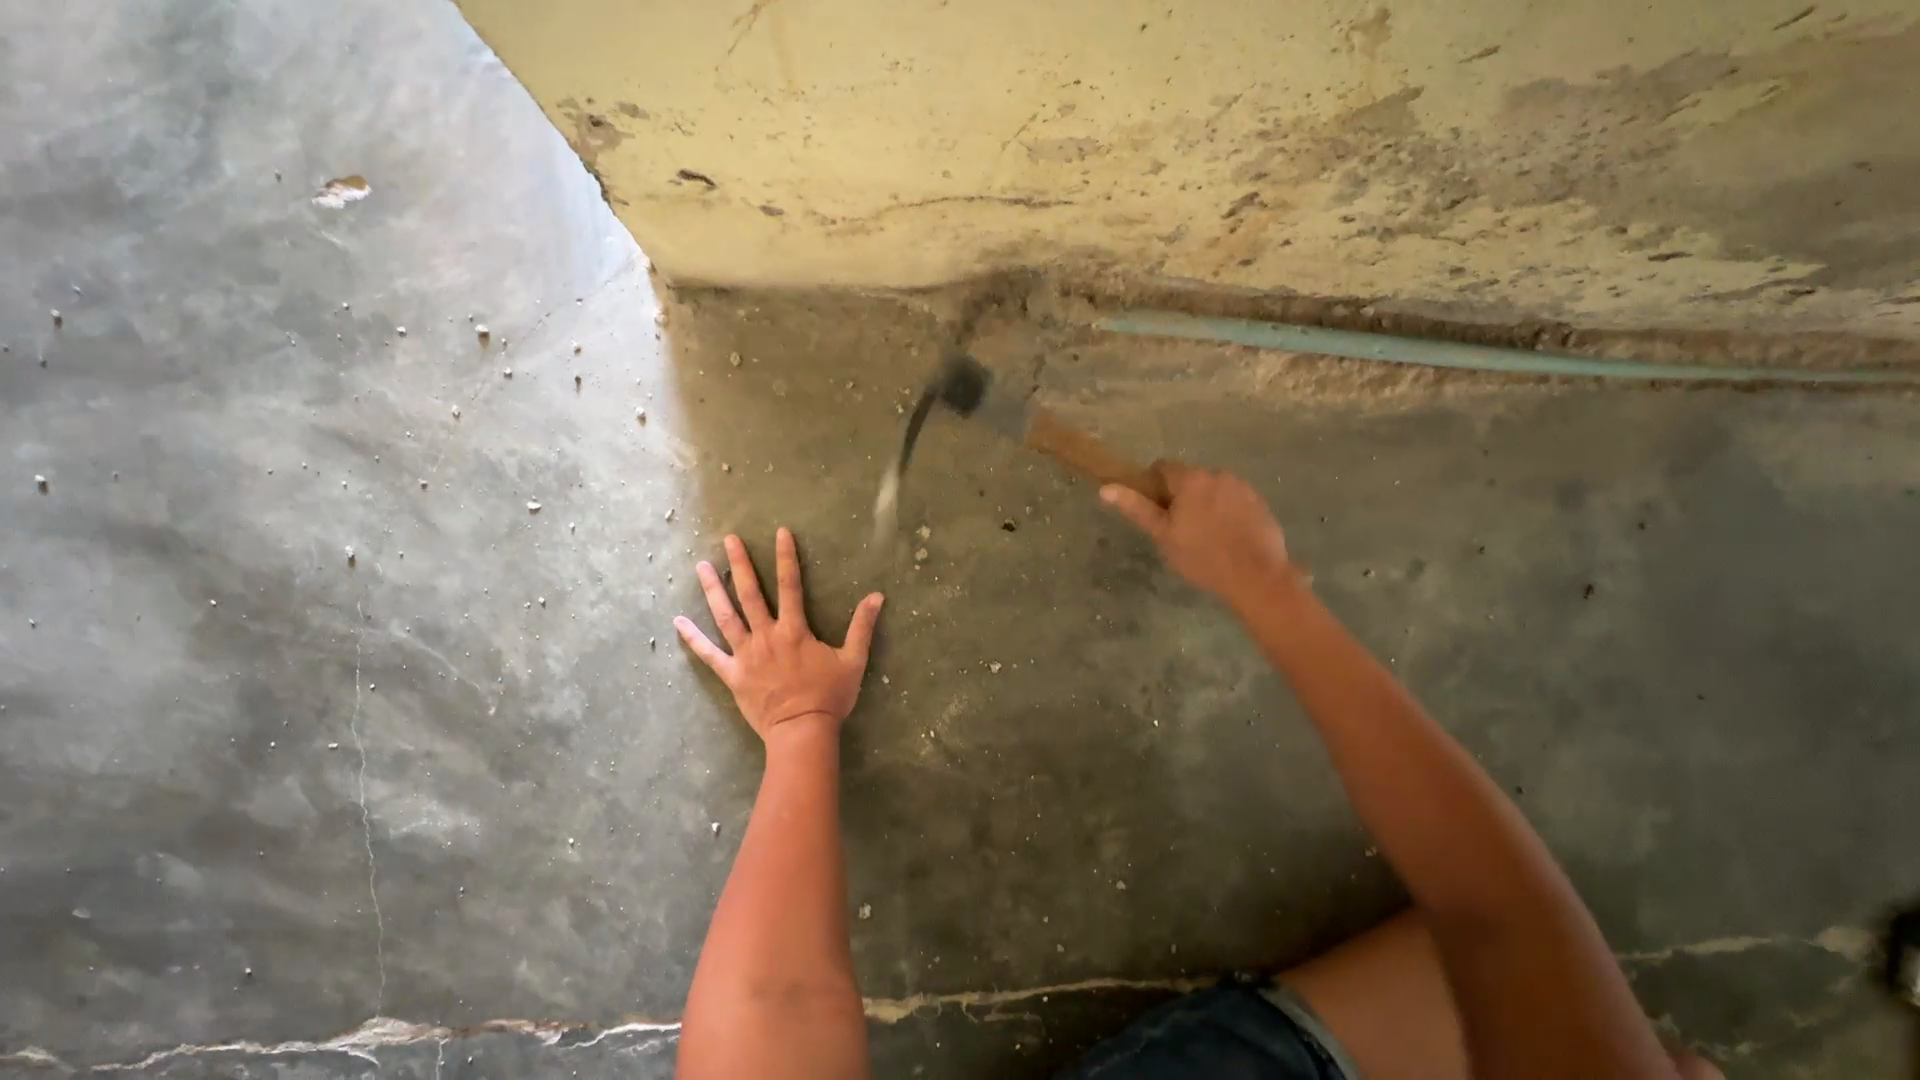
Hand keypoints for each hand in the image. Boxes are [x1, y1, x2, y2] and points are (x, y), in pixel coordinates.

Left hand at [674, 528, 884, 741]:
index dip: (786, 557)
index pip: (791, 585)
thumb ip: (862, 627)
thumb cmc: (829, 697)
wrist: (802, 731)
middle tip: (729, 539)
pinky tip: (678, 622)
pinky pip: (709, 655)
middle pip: (750, 593)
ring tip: (701, 567)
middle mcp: (766, 636)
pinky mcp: (732, 675)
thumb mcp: (853, 660)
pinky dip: (693, 638)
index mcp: (794, 630)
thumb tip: (877, 596)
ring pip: (725, 616)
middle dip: (740, 564)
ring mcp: (745, 655)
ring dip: (714, 590)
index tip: (780, 532)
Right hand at [1101, 463, 1296, 606]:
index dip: (1154, 486)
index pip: (1163, 468)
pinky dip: (1227, 512)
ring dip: (1206, 503)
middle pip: (1190, 479)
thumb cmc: (1202, 556)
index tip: (1157, 511)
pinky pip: (1235, 500)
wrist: (1256, 576)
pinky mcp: (1260, 503)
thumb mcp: (1163, 535)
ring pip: (1214, 489)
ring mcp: (1243, 487)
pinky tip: (1228, 538)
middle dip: (1182, 497)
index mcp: (1191, 479)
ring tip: (1206, 537)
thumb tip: (1105, 488)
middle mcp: (1218, 474)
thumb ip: (1137, 508)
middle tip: (1180, 530)